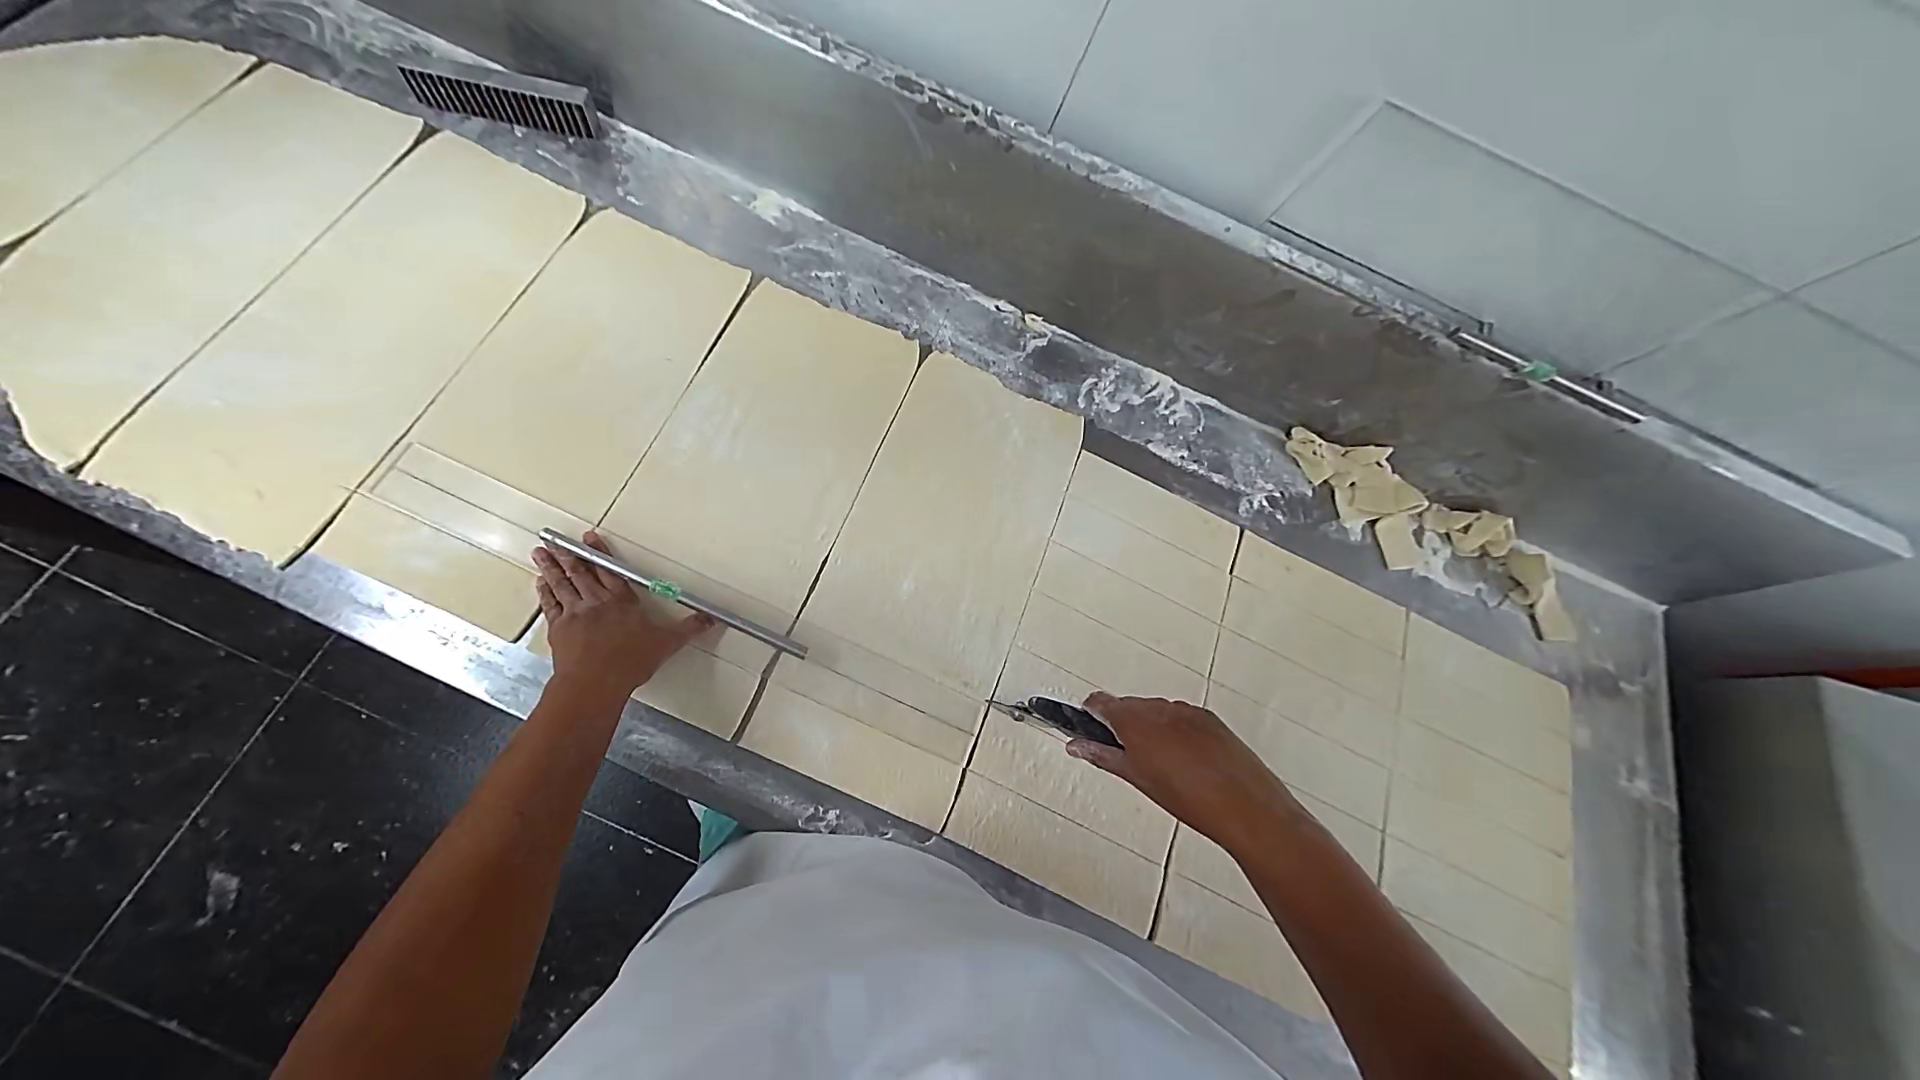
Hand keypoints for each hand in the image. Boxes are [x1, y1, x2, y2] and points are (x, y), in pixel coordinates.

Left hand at [531, 530, 714, 697]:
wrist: (595, 681)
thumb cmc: (629, 662)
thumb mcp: (667, 643)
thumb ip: (688, 628)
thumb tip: (708, 620)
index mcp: (622, 601)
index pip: (610, 570)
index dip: (599, 552)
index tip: (590, 539)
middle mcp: (596, 602)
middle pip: (581, 572)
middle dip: (569, 554)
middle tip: (557, 540)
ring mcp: (575, 613)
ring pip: (561, 583)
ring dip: (550, 567)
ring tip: (541, 552)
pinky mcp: (559, 628)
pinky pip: (550, 604)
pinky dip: (545, 592)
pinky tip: (540, 583)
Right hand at [1068, 693, 1312, 857]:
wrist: (1245, 807)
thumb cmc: (1193, 798)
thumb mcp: (1136, 778)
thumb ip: (1102, 756)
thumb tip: (1078, 746)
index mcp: (1135, 720)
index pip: (1100, 702)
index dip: (1090, 713)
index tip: (1087, 724)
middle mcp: (1160, 708)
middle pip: (1128, 706)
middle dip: (1121, 725)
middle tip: (1123, 754)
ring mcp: (1186, 711)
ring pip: (1155, 711)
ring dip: (1149, 727)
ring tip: (1157, 763)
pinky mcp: (1209, 718)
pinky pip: (1181, 716)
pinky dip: (1175, 731)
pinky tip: (1182, 760)